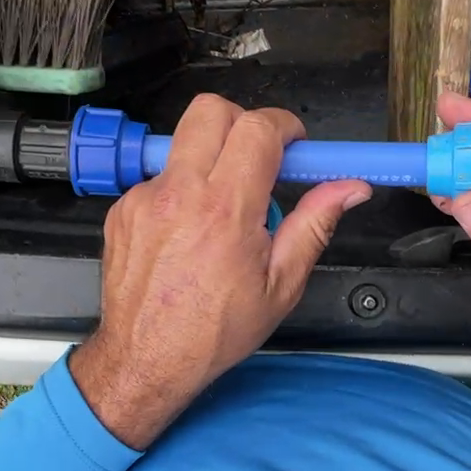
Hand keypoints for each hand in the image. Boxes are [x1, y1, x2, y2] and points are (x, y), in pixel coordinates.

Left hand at [71, 95, 370, 449]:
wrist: (146, 360)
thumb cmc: (213, 332)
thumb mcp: (280, 285)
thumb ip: (315, 225)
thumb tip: (348, 189)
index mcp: (226, 209)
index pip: (257, 128)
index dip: (284, 126)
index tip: (293, 143)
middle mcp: (180, 193)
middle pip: (210, 110)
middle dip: (242, 122)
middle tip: (257, 158)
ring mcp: (144, 198)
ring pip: (182, 144)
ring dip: (209, 160)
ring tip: (220, 210)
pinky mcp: (122, 210)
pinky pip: (158, 178)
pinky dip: (180, 192)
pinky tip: (187, 233)